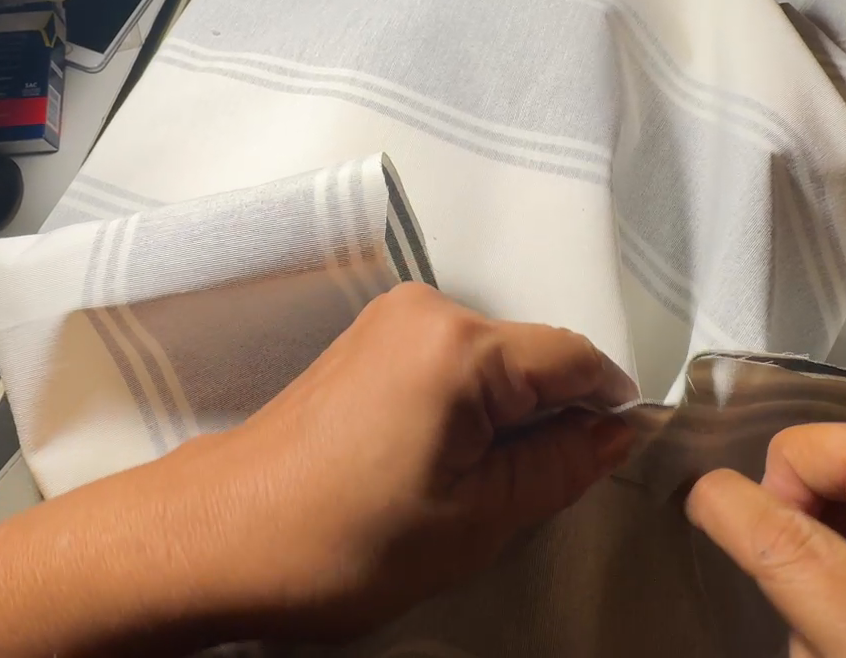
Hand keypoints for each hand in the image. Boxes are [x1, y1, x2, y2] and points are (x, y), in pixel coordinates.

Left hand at [161, 282, 639, 638]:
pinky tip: (438, 449)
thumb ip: (562, 463)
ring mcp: (390, 314)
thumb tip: (616, 429)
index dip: (606, 403)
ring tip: (473, 476)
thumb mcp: (478, 518)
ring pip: (489, 353)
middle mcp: (425, 306)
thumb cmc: (350, 539)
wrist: (228, 530)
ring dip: (504, 407)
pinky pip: (448, 352)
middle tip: (529, 485)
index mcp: (458, 345)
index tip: (615, 451)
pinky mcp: (368, 332)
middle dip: (548, 411)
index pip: (572, 356)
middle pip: (527, 352)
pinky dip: (466, 395)